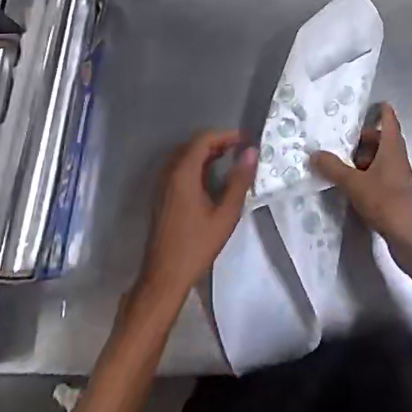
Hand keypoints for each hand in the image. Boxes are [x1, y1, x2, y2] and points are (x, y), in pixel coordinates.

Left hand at [137, 129, 255, 301]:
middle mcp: (168, 172)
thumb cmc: (197, 246)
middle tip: (240, 148)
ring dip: (206, 153)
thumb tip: (251, 153)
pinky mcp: (161, 195)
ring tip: (229, 159)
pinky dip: (196, 165)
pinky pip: (178, 169)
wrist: (164, 276)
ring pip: (184, 156)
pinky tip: (210, 178)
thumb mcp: (225, 214)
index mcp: (183, 173)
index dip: (225, 135)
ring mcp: (162, 184)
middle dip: (217, 142)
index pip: (203, 140)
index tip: (245, 138)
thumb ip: (239, 181)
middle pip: (192, 145)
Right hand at [310, 102, 411, 252]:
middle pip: (381, 140)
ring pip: (379, 159)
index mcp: (392, 149)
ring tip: (339, 160)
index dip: (383, 111)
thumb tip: (314, 153)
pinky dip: (365, 174)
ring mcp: (397, 178)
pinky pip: (378, 175)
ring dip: (362, 157)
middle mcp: (397, 159)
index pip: (390, 122)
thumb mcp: (355, 183)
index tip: (375, 102)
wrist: (411, 239)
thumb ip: (333, 168)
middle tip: (341, 137)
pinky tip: (349, 183)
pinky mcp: (395, 194)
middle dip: (363, 138)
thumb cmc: (386, 202)